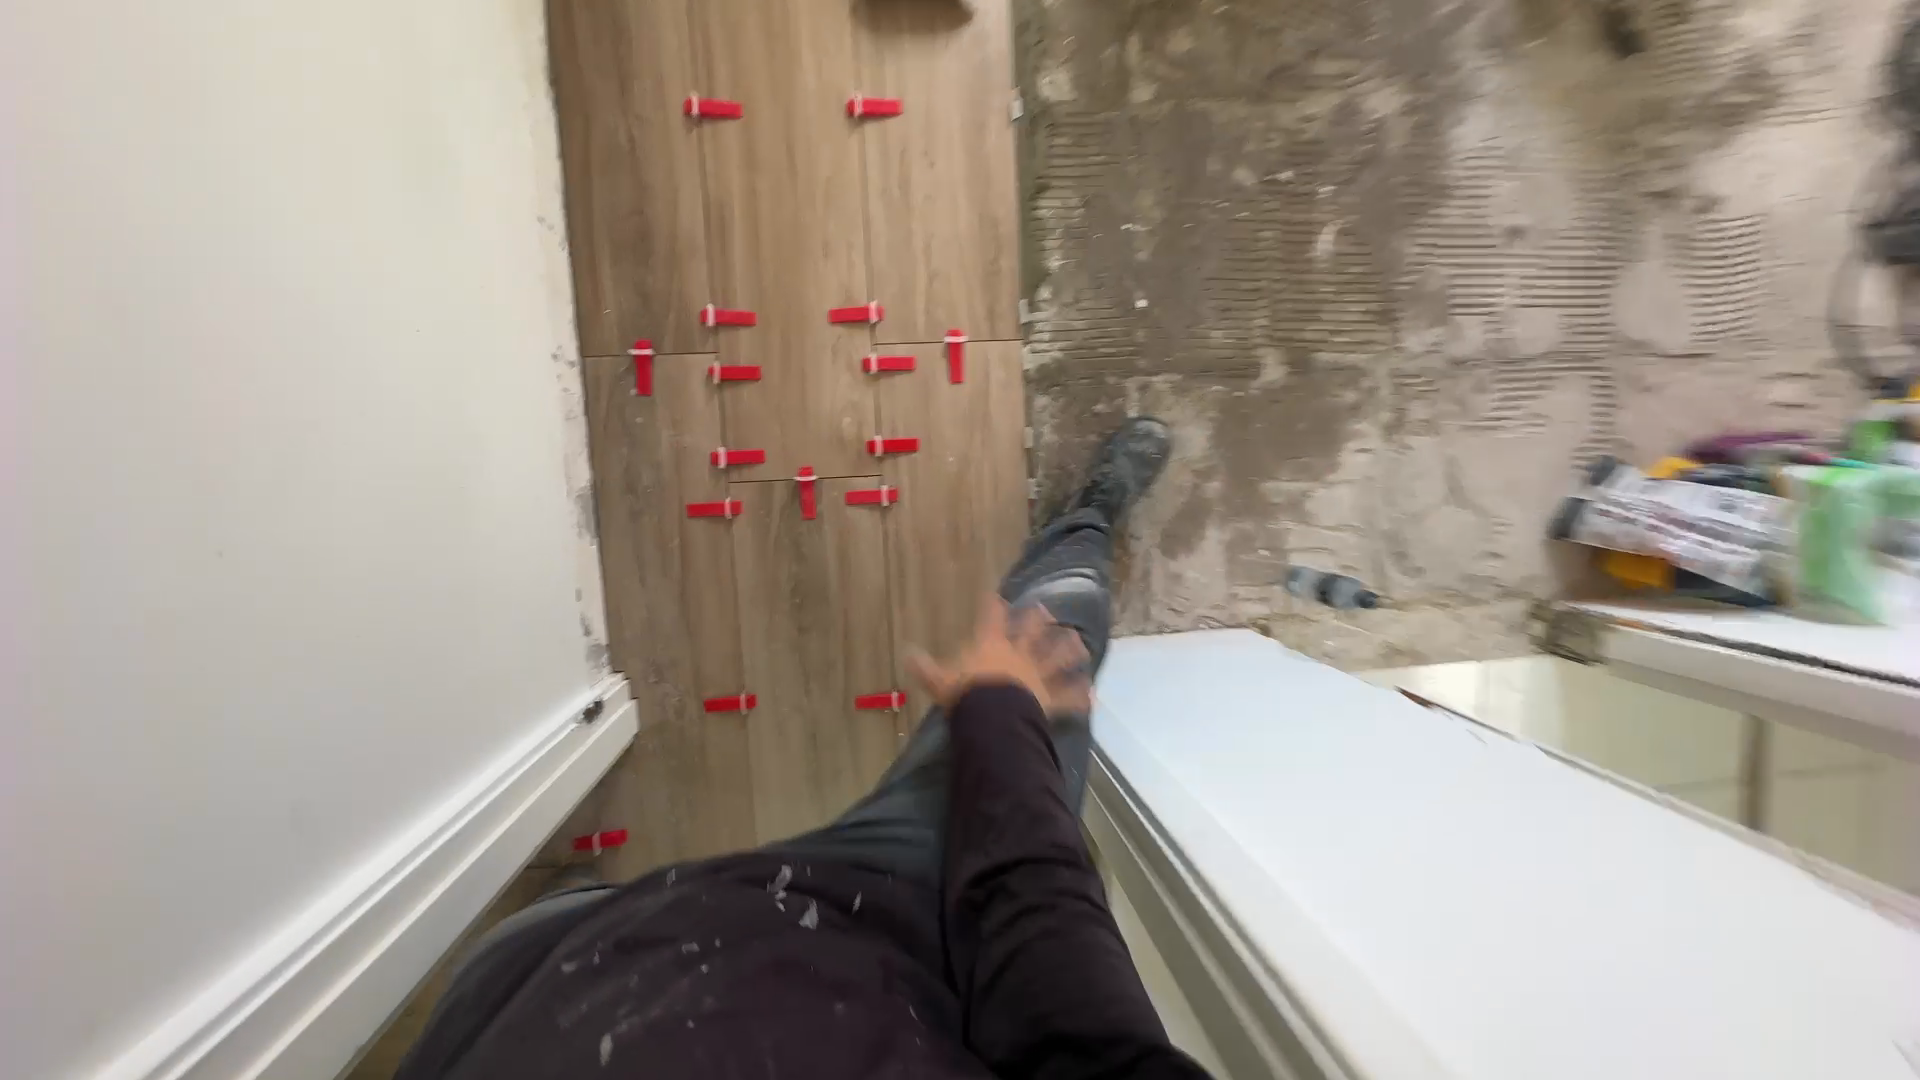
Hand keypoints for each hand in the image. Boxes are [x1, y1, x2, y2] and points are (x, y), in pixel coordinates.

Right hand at [907, 595, 1092, 715]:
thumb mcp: (939, 680)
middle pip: (1031, 631)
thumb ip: (925, 668)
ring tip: (1079, 642)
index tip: (995, 595)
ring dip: (1067, 650)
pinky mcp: (1048, 698)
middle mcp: (1017, 654)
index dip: (992, 606)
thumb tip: (905, 653)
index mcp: (991, 646)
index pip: (990, 620)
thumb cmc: (966, 695)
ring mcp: (1036, 675)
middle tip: (1045, 609)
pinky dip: (1079, 696)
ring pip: (1055, 658)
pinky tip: (1092, 694)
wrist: (993, 715)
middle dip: (1037, 619)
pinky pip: (1066, 697)